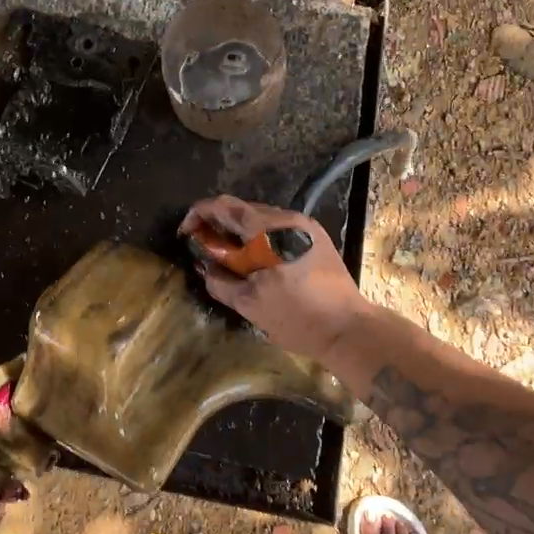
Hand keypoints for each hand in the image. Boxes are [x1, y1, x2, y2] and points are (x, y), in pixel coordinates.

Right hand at [180, 195, 372, 364]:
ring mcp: (303, 225)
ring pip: (260, 216)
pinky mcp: (315, 235)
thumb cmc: (296, 317)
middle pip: (241, 207)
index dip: (197, 215)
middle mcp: (285, 219)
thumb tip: (205, 267)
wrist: (348, 328)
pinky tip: (256, 258)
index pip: (222, 205)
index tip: (185, 234)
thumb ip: (220, 281)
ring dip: (239, 230)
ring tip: (229, 256)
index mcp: (266, 230)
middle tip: (204, 247)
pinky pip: (278, 226)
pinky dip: (259, 235)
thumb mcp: (249, 304)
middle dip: (217, 223)